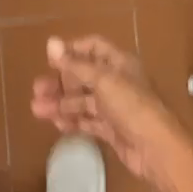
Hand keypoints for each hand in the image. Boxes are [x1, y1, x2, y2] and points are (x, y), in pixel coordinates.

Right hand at [31, 36, 191, 180]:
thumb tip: (51, 42)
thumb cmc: (131, 106)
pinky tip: (55, 123)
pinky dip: (72, 120)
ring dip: (60, 103)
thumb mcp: (102, 80)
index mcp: (119, 63)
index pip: (93, 47)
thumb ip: (75, 64)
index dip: (72, 50)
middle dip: (60, 82)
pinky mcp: (111, 129)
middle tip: (37, 90)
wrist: (155, 149)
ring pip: (82, 100)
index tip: (49, 59)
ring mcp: (114, 107)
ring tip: (37, 110)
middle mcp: (117, 81)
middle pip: (84, 76)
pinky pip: (87, 121)